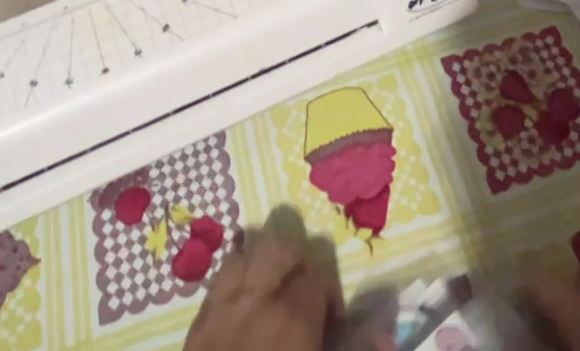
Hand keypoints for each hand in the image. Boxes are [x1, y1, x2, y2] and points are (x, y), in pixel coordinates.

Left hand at [184, 207, 341, 350]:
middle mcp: (258, 298)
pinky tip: (242, 290)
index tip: (331, 315)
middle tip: (303, 279)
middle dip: (295, 246)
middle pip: (279, 240)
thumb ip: (356, 346)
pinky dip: (233, 274)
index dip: (331, 284)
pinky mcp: (196, 323)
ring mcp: (222, 306)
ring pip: (243, 251)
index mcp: (295, 315)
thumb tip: (383, 328)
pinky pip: (217, 279)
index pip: (320, 265)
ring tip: (272, 280)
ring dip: (261, 256)